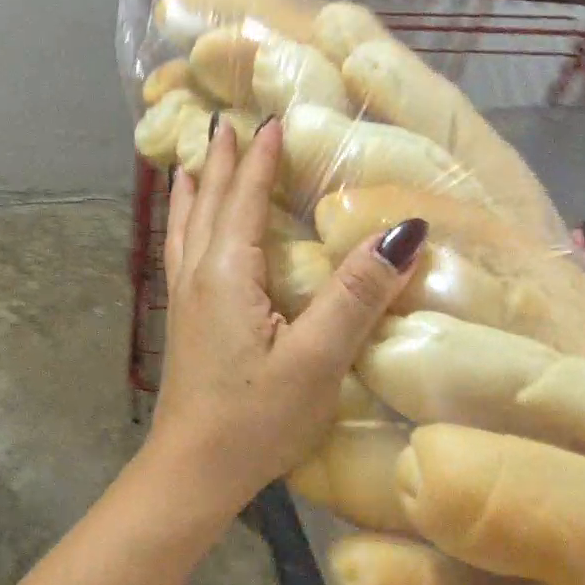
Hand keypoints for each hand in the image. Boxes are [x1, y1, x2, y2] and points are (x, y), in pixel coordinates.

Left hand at [153, 114, 426, 509]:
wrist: (193, 466)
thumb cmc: (256, 417)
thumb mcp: (317, 359)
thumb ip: (355, 295)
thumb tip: (403, 230)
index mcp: (226, 272)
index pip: (243, 198)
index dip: (259, 158)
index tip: (271, 118)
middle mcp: (197, 273)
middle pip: (208, 202)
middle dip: (222, 160)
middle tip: (227, 121)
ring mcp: (184, 296)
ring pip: (186, 224)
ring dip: (195, 187)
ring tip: (197, 160)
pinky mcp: (183, 317)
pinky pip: (181, 248)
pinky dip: (185, 221)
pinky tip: (189, 229)